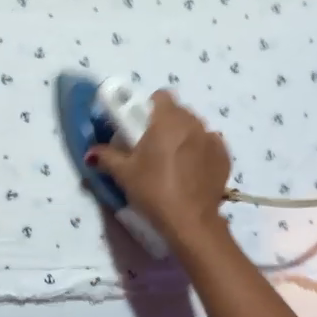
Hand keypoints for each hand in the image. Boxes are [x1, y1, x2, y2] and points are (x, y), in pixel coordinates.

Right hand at [86, 92, 231, 248]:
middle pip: (179, 112)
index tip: (141, 126)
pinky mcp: (225, 157)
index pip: (161, 96)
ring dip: (184, 138)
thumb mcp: (124, 174)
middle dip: (166, 124)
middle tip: (153, 148)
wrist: (190, 221)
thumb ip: (106, 157)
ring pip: (195, 129)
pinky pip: (210, 146)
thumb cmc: (153, 191)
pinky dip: (200, 153)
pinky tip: (191, 172)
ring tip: (173, 163)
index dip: (149, 106)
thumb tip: (91, 152)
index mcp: (168, 120)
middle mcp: (194, 123)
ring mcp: (213, 139)